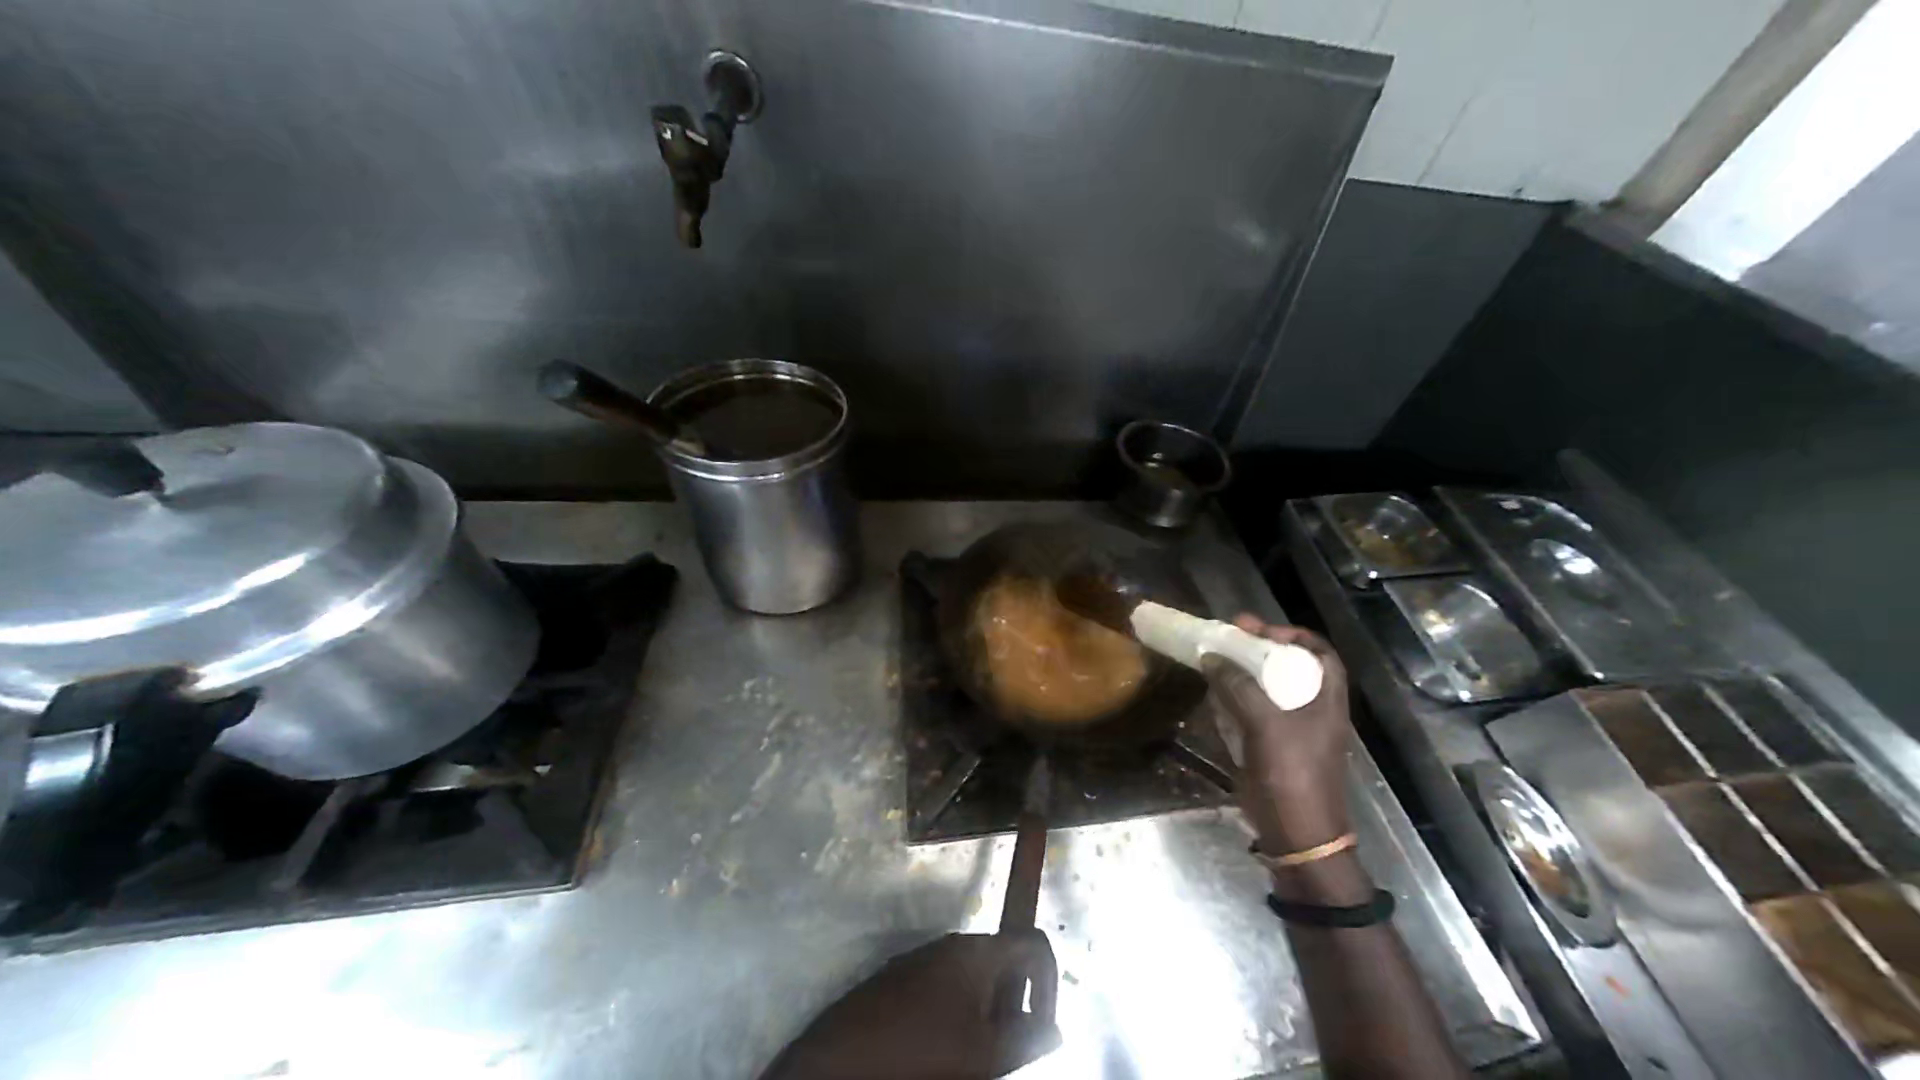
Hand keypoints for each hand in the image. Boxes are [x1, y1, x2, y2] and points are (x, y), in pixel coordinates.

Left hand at [764, 930, 1061, 1079]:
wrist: (840, 1058)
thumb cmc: (922, 1049)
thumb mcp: (983, 1055)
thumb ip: (1026, 1040)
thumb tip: (1054, 1028)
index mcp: (976, 952)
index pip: (1032, 943)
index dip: (1050, 983)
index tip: (1042, 1029)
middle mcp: (951, 946)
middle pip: (1002, 965)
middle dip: (1013, 1008)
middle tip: (1005, 1054)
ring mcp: (921, 961)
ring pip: (972, 983)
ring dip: (984, 1017)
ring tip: (973, 1059)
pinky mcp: (898, 981)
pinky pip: (943, 992)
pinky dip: (955, 1018)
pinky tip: (941, 1054)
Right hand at [1205, 618, 1352, 857]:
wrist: (1296, 834)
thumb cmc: (1292, 775)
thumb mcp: (1266, 725)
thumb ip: (1239, 687)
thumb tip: (1213, 657)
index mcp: (1326, 701)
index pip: (1321, 654)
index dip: (1295, 635)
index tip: (1262, 630)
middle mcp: (1312, 710)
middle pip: (1291, 667)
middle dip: (1260, 648)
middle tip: (1230, 634)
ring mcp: (1291, 730)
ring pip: (1269, 689)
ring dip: (1243, 672)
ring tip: (1216, 657)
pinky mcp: (1271, 747)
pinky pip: (1253, 712)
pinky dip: (1235, 698)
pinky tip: (1213, 692)